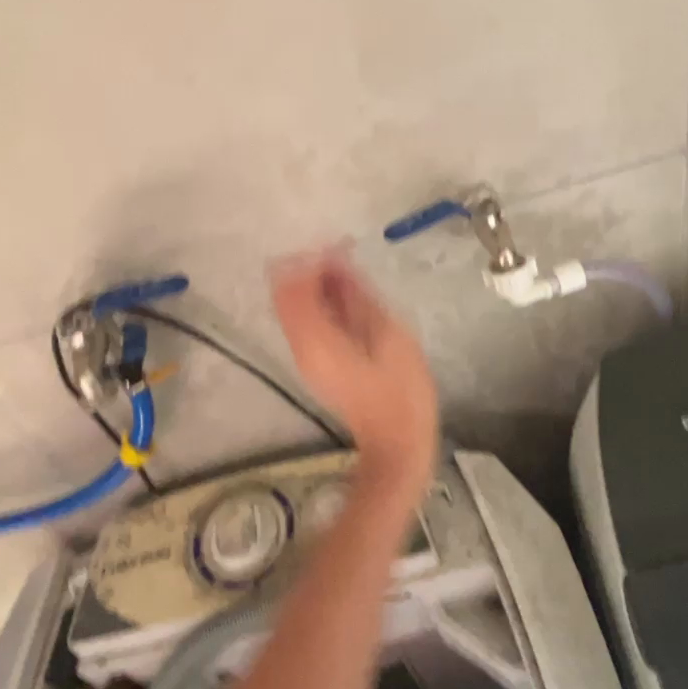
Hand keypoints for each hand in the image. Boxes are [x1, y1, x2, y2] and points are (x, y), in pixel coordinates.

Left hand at [271, 250, 438, 499]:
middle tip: (345, 257)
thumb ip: (358, 296)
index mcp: (316, 338)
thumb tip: (337, 262)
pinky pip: (305, 322)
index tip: (339, 246)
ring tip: (350, 276)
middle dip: (310, 268)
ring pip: (293, 306)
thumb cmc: (402, 391)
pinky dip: (320, 304)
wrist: (397, 442)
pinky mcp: (314, 363)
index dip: (311, 258)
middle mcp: (299, 346)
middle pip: (285, 292)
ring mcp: (304, 357)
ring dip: (315, 285)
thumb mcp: (390, 335)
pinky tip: (349, 300)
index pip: (293, 284)